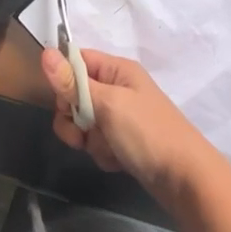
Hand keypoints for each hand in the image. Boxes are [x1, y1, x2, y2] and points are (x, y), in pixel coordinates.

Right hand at [43, 47, 223, 201]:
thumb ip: (73, 83)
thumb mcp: (107, 104)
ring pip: (84, 123)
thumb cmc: (147, 132)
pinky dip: (102, 152)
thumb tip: (45, 52)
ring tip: (107, 148)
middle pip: (76, 95)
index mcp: (117, 70)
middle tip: (84, 132)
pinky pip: (98, 142)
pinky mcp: (124, 141)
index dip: (64, 80)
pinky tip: (117, 160)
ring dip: (89, 139)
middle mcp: (118, 88)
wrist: (184, 178)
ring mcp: (122, 116)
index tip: (63, 102)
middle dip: (74, 117)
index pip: (77, 62)